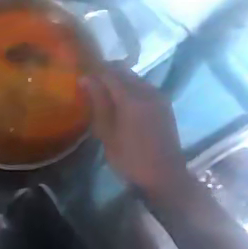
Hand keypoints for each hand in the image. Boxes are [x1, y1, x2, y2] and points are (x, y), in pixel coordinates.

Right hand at [83, 68, 195, 203]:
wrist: (166, 178)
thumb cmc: (131, 159)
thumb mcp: (107, 133)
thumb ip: (97, 102)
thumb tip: (85, 78)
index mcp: (131, 98)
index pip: (108, 72)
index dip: (93, 72)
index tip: (81, 78)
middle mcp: (147, 91)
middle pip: (123, 70)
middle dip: (106, 73)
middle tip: (91, 85)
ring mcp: (158, 97)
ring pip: (134, 77)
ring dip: (119, 80)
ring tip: (105, 94)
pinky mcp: (165, 105)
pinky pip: (144, 87)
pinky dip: (131, 88)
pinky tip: (123, 102)